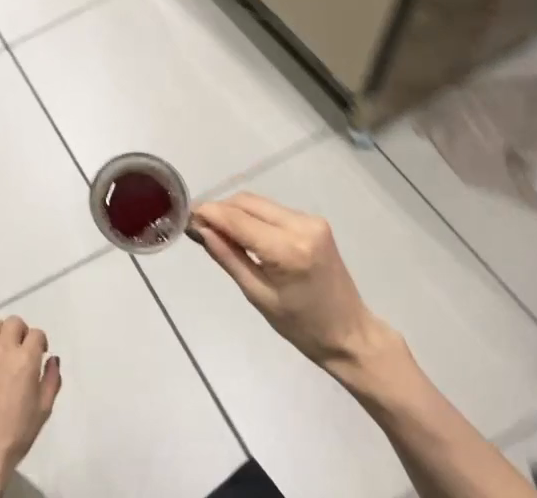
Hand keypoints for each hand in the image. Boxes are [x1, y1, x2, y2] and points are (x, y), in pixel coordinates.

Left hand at [0, 316, 61, 495]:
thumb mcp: (45, 407)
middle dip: (22, 332)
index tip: (40, 354)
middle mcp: (2, 349)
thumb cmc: (19, 430)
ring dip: (2, 333)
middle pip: (13, 322)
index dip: (41, 342)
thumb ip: (52, 378)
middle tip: (23, 350)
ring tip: (4, 351)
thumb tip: (52, 359)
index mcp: (25, 359)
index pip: (36, 333)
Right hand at [191, 193, 396, 372]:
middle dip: (220, 210)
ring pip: (259, 203)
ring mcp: (311, 221)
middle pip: (246, 202)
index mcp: (287, 250)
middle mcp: (301, 226)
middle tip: (199, 226)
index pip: (237, 218)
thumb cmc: (301, 326)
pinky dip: (253, 217)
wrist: (350, 333)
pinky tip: (245, 234)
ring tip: (219, 232)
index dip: (208, 213)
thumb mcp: (258, 295)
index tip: (186, 218)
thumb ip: (228, 257)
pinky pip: (273, 211)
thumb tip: (200, 229)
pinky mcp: (315, 222)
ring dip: (236, 212)